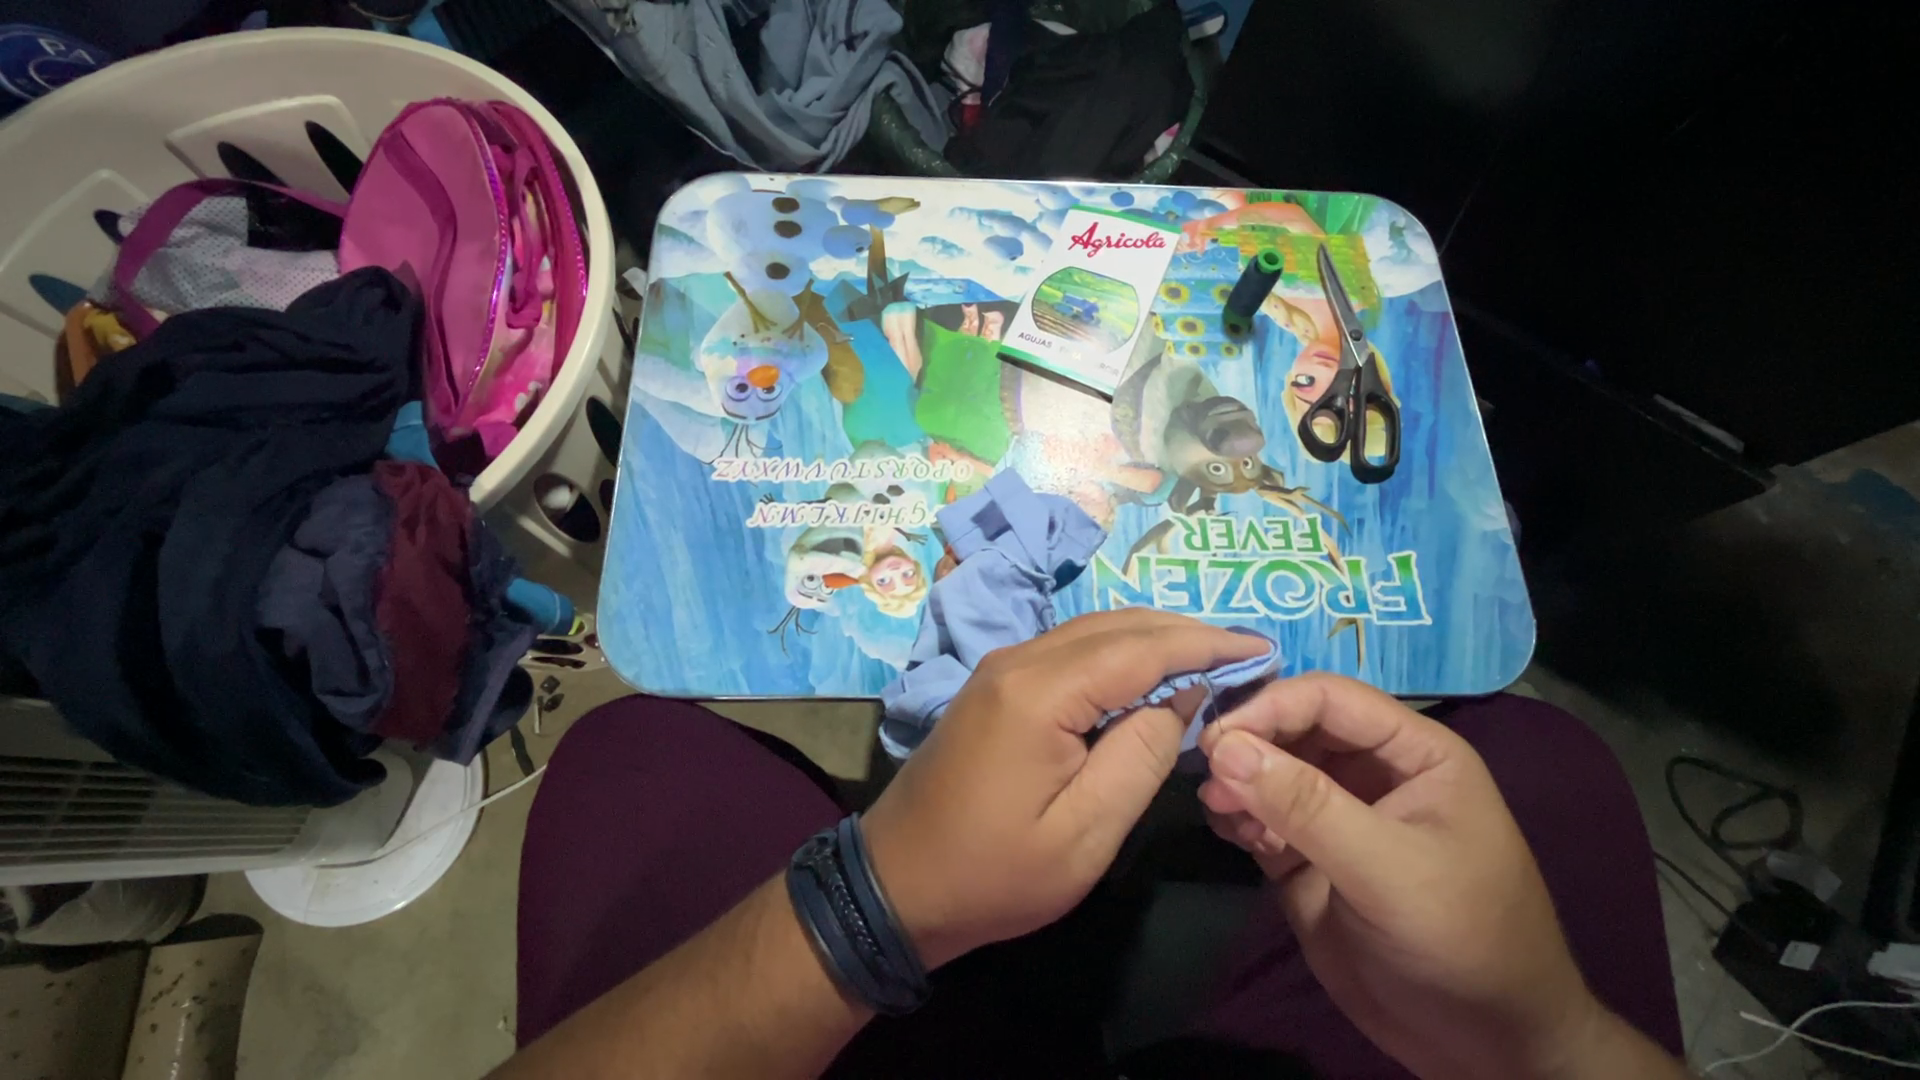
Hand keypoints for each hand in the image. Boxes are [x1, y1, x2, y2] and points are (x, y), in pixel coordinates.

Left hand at [862, 609, 1267, 968]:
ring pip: (1091, 632)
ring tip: (1210, 660)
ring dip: (1151, 640)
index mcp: (1039, 692)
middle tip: (1244, 654)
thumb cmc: (994, 873)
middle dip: (1184, 633)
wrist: (897, 883)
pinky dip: (1117, 654)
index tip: (1263, 650)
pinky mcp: (995, 685)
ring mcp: (1001, 668)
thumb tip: (1183, 696)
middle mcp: (1017, 660)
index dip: (1205, 644)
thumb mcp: (1085, 833)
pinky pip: (1069, 652)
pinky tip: (1147, 676)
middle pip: (1116, 626)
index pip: (1140, 647)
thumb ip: (1142, 756)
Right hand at [1196, 675, 1614, 1079]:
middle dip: (1248, 745)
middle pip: (1291, 727)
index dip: (1270, 706)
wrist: (1482, 1049)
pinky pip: (1260, 815)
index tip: (1217, 739)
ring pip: (1269, 769)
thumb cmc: (1460, 943)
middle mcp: (1371, 771)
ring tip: (1219, 813)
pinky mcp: (1308, 854)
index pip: (1329, 698)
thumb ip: (1306, 805)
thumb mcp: (1388, 870)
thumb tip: (1223, 746)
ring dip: (1237, 783)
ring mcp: (1337, 813)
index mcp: (1413, 753)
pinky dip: (1237, 817)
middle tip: (1208, 777)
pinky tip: (1231, 834)